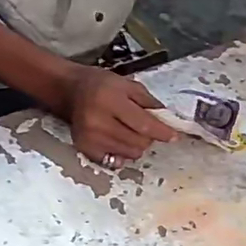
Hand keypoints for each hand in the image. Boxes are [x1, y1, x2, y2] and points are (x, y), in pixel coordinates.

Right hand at [62, 66, 177, 163]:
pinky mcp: (86, 149)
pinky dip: (123, 153)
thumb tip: (168, 120)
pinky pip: (116, 160)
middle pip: (140, 142)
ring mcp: (91, 139)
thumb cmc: (102, 86)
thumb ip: (149, 102)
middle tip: (144, 127)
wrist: (70, 92)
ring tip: (129, 131)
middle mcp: (98, 122)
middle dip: (149, 136)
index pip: (144, 124)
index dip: (162, 132)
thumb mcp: (128, 85)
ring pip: (131, 153)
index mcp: (111, 101)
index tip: (174, 136)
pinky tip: (118, 139)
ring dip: (137, 145)